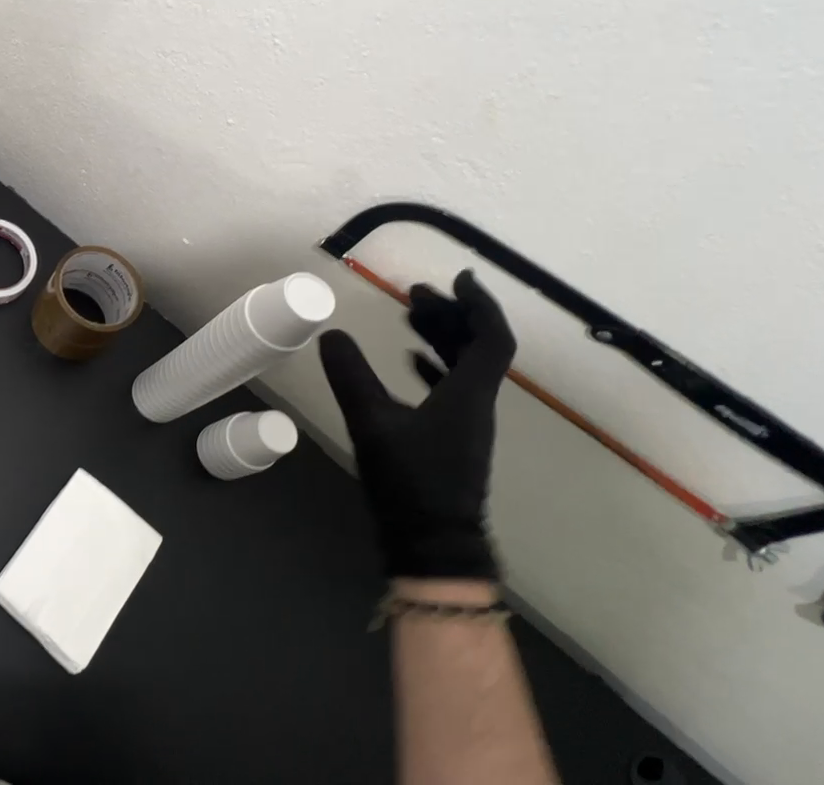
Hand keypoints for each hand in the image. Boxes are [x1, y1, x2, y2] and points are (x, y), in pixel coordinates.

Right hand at [318, 270, 515, 580]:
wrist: (431, 543)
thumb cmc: (409, 481)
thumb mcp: (371, 423)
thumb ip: (350, 376)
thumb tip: (331, 335)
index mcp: (468, 395)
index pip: (491, 338)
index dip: (478, 304)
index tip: (455, 279)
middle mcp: (476, 405)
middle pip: (476, 348)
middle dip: (450, 315)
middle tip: (414, 294)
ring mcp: (466, 424)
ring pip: (464, 368)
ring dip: (441, 338)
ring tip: (407, 318)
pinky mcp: (453, 440)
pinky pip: (452, 388)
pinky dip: (434, 365)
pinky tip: (408, 362)